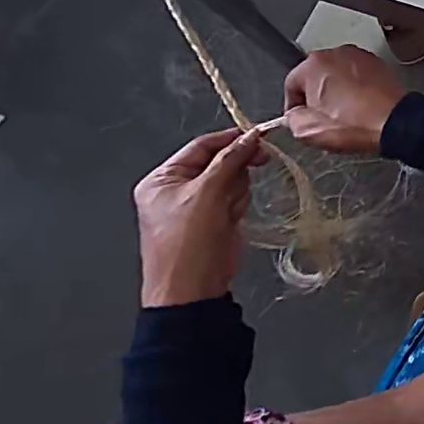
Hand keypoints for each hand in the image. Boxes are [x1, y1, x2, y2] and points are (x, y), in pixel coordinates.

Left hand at [133, 127, 266, 306]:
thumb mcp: (207, 193)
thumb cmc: (189, 241)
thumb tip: (252, 135)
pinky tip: (230, 219)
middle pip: (220, 160)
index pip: (202, 146)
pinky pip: (235, 196)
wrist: (193, 288)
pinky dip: (237, 204)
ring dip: (237, 191)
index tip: (260, 136)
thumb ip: (231, 159)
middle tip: (257, 165)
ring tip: (228, 210)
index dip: (231, 139)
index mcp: (163, 179)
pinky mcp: (213, 216)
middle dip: (235, 171)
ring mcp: (196, 203)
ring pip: (232, 178)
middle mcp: (177, 188)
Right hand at [283, 46, 404, 154]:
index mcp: (314, 64)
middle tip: (322, 118)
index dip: (293, 105)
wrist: (394, 122)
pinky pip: (357, 76)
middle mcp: (337, 53)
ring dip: (337, 91)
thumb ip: (292, 119)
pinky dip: (356, 88)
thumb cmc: (355, 124)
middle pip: (315, 76)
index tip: (299, 118)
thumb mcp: (308, 131)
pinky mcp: (378, 64)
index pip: (292, 84)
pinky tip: (359, 106)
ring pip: (337, 75)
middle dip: (316, 96)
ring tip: (343, 114)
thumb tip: (294, 115)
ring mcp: (360, 56)